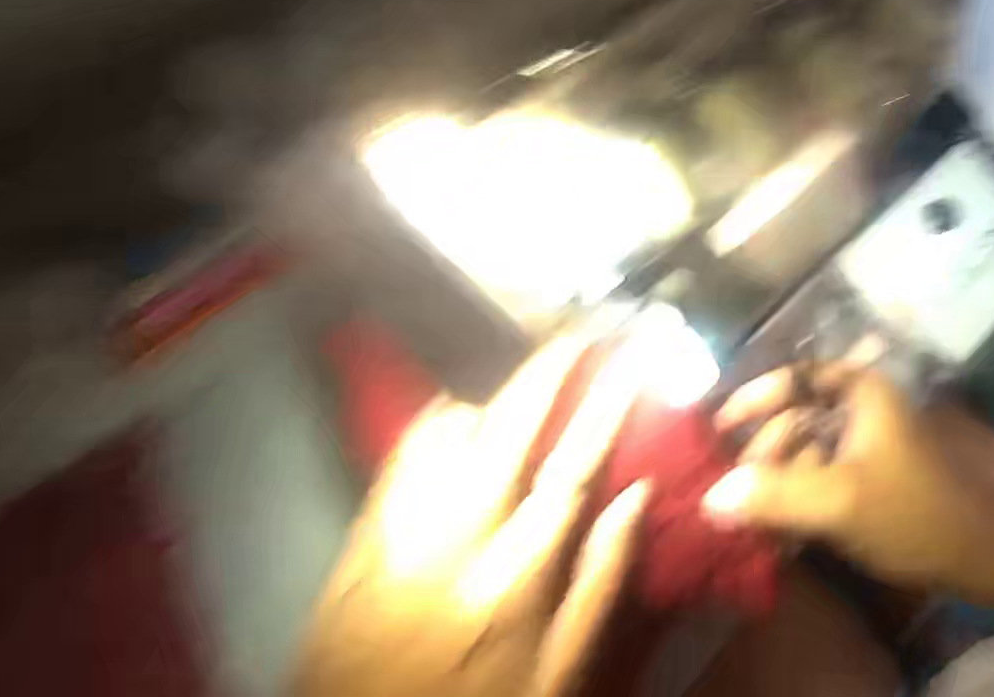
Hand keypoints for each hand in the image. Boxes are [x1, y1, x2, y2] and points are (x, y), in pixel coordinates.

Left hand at [294, 333, 649, 696]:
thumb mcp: (562, 669)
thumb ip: (604, 575)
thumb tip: (641, 488)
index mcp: (515, 577)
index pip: (575, 465)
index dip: (609, 403)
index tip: (633, 357)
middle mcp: (455, 547)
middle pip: (509, 433)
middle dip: (549, 372)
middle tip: (579, 331)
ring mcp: (395, 545)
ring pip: (446, 440)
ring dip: (493, 391)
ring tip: (526, 362)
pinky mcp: (352, 554)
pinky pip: (396, 466)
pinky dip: (431, 427)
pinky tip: (457, 408)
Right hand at [701, 363, 993, 589]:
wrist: (971, 550)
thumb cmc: (908, 511)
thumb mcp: (838, 501)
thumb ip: (775, 494)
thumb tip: (710, 496)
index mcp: (861, 392)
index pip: (797, 378)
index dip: (756, 397)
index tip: (718, 427)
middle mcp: (860, 407)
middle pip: (796, 416)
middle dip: (762, 452)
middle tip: (726, 491)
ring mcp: (863, 442)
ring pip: (804, 450)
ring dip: (774, 482)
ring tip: (744, 518)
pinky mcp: (863, 475)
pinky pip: (817, 476)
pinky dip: (794, 498)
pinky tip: (771, 531)